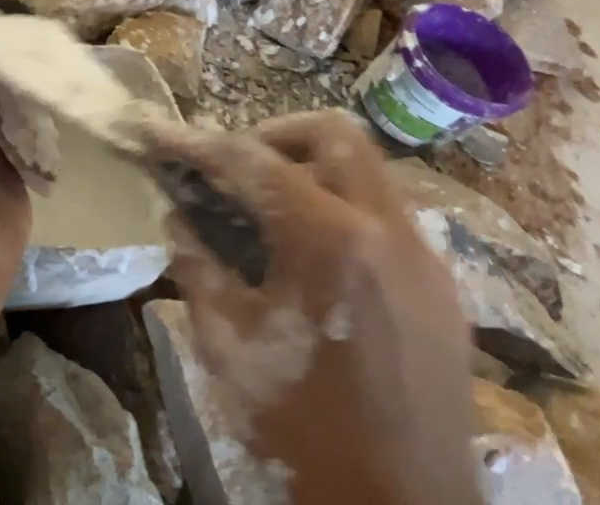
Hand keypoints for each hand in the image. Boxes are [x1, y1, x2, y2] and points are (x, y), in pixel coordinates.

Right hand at [148, 110, 481, 504]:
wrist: (401, 504)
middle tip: (232, 165)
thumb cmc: (304, 424)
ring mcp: (426, 257)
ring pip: (369, 173)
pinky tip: (313, 257)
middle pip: (335, 135)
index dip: (197, 143)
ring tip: (267, 208)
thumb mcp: (227, 345)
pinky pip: (388, 218)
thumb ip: (198, 268)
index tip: (157, 131)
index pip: (254, 162)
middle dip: (273, 135)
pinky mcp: (442, 287)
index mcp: (331, 241)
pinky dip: (343, 210)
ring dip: (312, 171)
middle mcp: (389, 231)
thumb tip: (180, 222)